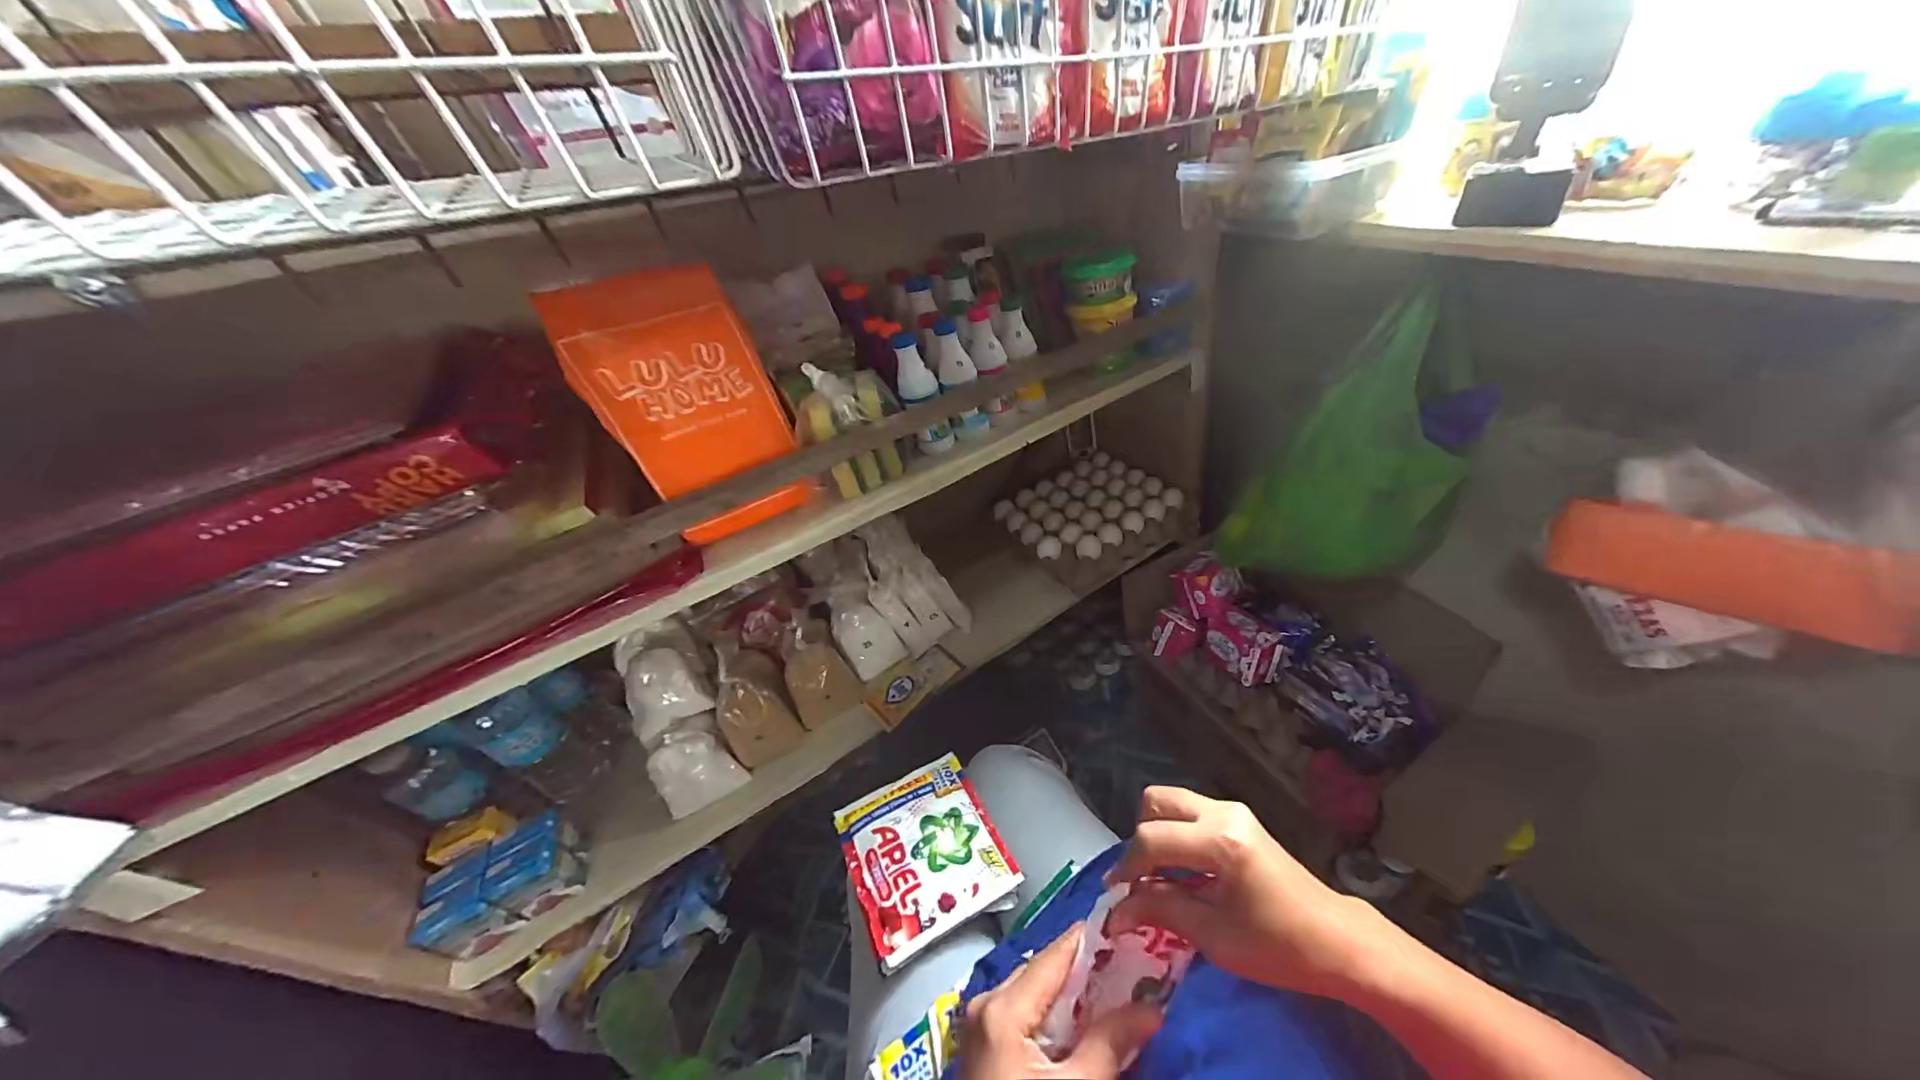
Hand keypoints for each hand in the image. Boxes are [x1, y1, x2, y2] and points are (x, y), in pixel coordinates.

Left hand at [958, 922, 1161, 1079]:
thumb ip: (1110, 1043)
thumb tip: (1152, 1009)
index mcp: (1003, 1006)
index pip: (1056, 956)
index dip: (1094, 941)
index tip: (1131, 929)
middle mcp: (986, 1003)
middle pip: (1046, 972)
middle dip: (1091, 972)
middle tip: (1136, 965)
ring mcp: (982, 1025)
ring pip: (1038, 994)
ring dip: (1077, 997)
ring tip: (1121, 992)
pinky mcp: (987, 1047)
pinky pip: (1028, 1016)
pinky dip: (1059, 1019)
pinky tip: (1088, 1025)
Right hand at [1105, 786, 1384, 1000]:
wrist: (1340, 943)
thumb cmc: (1278, 946)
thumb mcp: (1213, 935)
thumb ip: (1159, 911)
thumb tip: (1115, 911)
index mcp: (1220, 840)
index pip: (1152, 839)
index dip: (1127, 867)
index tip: (1114, 896)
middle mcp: (1223, 812)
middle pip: (1156, 802)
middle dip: (1140, 839)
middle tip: (1141, 879)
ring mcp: (1233, 812)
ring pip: (1172, 804)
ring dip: (1157, 835)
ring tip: (1160, 878)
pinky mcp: (1239, 821)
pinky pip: (1191, 815)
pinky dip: (1176, 837)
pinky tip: (1183, 874)